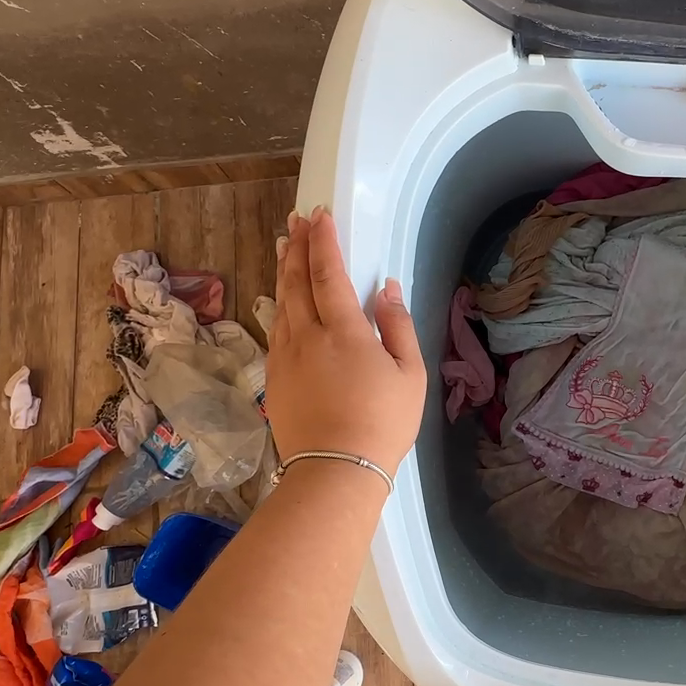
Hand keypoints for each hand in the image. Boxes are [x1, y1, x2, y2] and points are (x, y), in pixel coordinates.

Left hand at [265, 207, 426, 477]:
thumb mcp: (410, 374)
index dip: (324, 243)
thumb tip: (387, 288)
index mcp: (344, 332)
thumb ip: (398, 325)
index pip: (329, 275)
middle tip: (296, 220)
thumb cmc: (383, 422)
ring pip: (281, 303)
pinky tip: (282, 300)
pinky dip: (279, 303)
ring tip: (284, 247)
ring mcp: (285, 357)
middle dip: (297, 247)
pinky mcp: (275, 377)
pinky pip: (275, 328)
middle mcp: (307, 336)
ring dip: (284, 271)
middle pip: (297, 282)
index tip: (320, 216)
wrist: (336, 469)